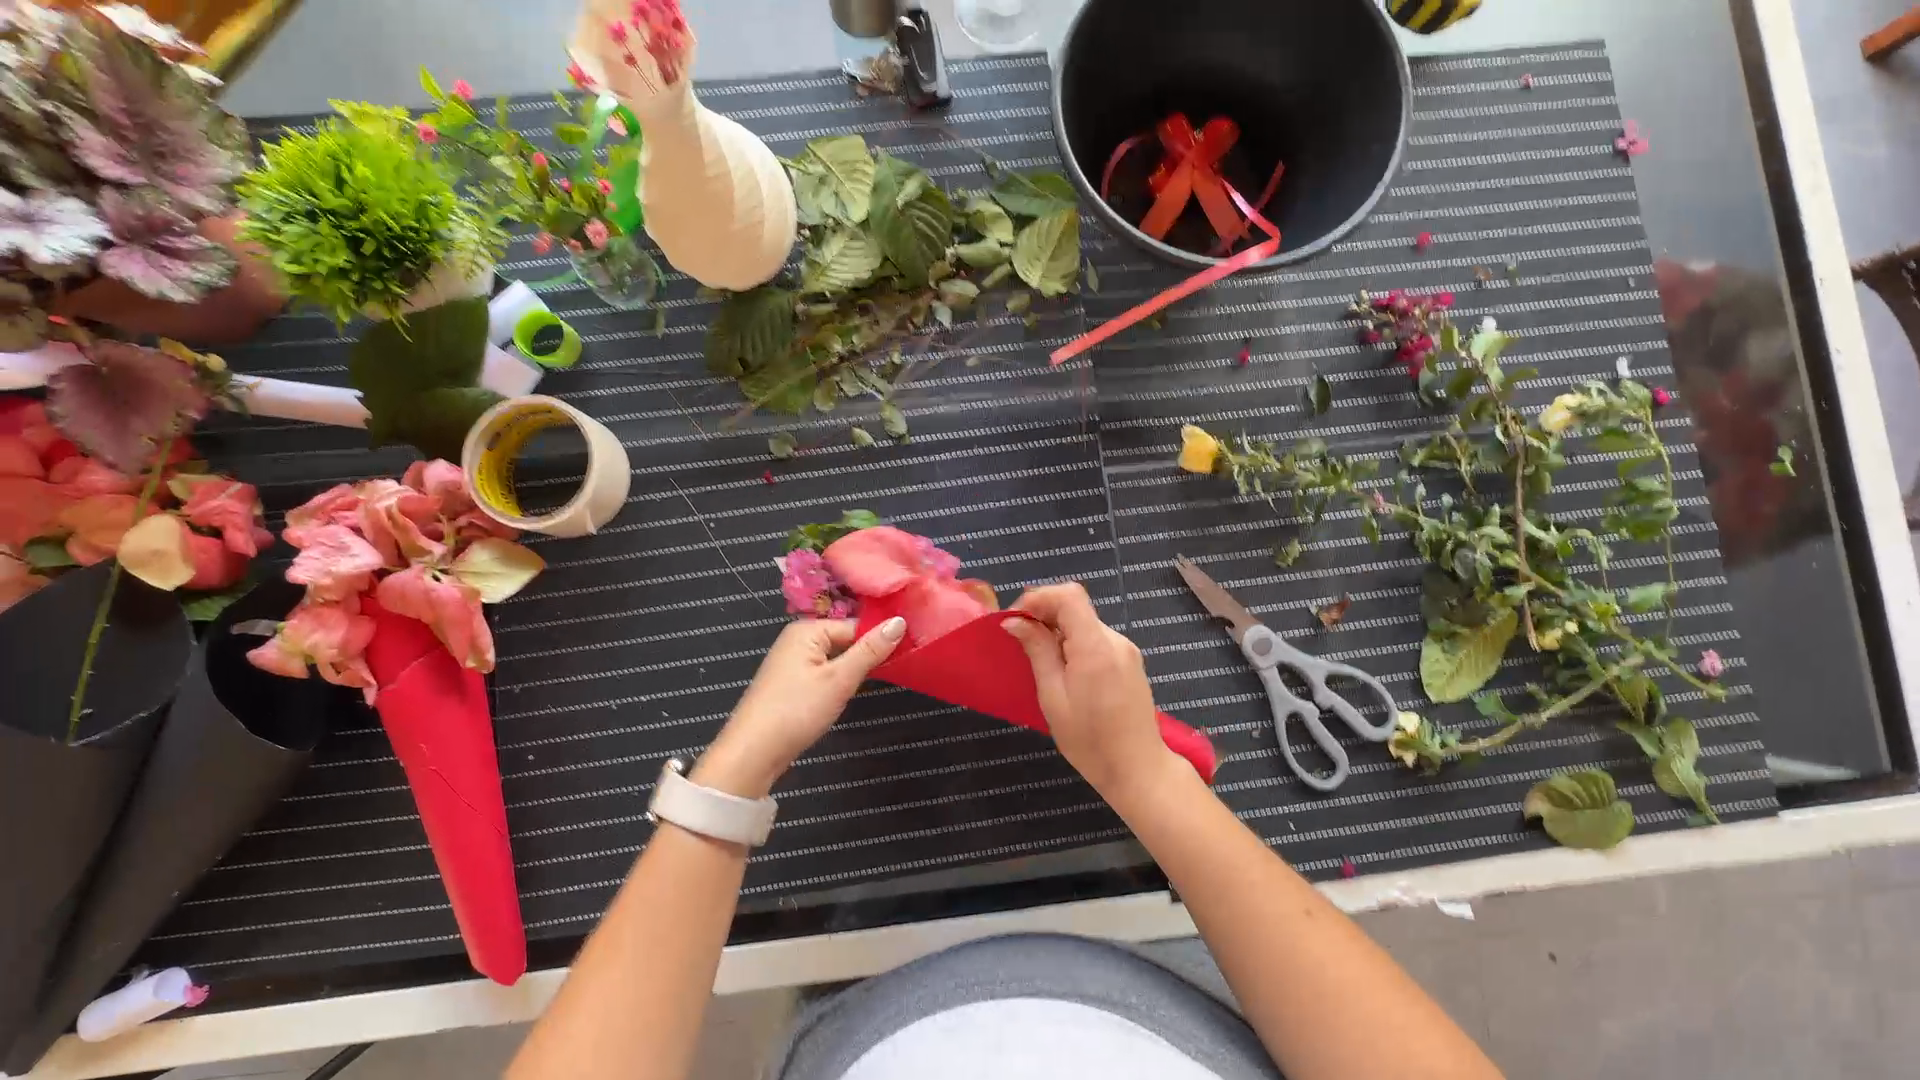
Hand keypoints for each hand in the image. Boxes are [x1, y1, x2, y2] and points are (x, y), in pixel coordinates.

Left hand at [692, 616, 906, 798]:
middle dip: (866, 656)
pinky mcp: (790, 684)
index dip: (879, 640)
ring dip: (852, 672)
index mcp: (806, 629)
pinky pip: (823, 673)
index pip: (855, 625)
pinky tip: (847, 696)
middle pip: (845, 640)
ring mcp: (791, 663)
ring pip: (835, 659)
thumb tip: (900, 620)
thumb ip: (870, 650)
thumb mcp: (839, 679)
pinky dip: (837, 683)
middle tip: (896, 671)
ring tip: (877, 683)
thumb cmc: (797, 710)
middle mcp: (797, 639)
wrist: (753, 753)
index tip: (908, 653)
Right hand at [1002, 583, 1174, 800]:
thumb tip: (1015, 621)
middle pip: (1076, 608)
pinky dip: (1075, 645)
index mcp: (1096, 646)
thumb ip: (1037, 651)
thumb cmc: (1089, 740)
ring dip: (1059, 632)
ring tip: (1040, 663)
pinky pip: (1096, 640)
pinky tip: (1064, 672)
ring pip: (1085, 624)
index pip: (1069, 595)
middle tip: (1020, 643)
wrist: (1137, 769)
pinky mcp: (1130, 662)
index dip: (1038, 598)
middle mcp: (1115, 640)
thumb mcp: (1053, 697)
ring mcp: (1126, 650)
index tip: (1016, 620)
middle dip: (1044, 616)